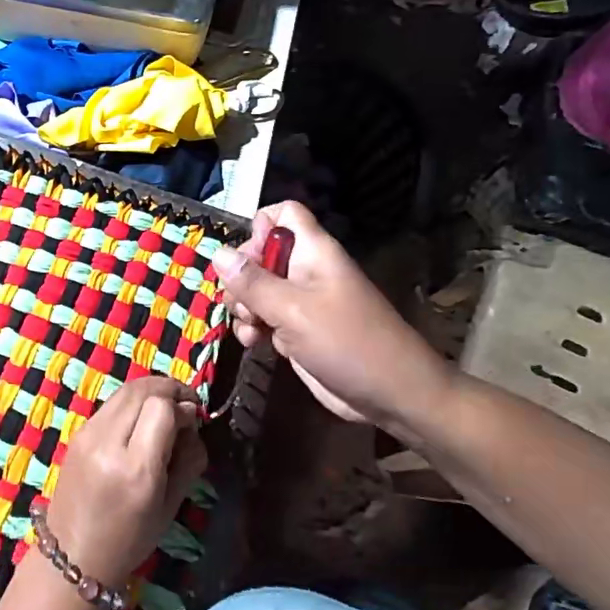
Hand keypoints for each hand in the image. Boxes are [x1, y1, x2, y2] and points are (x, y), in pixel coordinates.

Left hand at [43, 377, 206, 587]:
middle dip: (170, 389)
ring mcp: (87, 434)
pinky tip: (141, 422)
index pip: (162, 408)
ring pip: (124, 391)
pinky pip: (111, 404)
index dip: (184, 407)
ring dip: (151, 392)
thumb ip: (188, 458)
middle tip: (187, 405)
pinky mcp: (77, 433)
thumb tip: (192, 420)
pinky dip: (132, 403)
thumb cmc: (129, 539)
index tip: (194, 422)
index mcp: (135, 468)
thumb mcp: (171, 505)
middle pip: (141, 389)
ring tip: (167, 410)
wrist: (72, 554)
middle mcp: (107, 443)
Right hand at [210, 201, 457, 440]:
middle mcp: (305, 271)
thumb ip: (252, 282)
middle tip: (242, 303)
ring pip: (256, 290)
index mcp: (313, 253)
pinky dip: (254, 328)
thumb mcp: (292, 310)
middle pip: (260, 256)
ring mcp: (301, 302)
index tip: (247, 258)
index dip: (259, 227)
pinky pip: (264, 318)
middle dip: (241, 278)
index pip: (284, 214)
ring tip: (250, 328)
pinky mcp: (297, 330)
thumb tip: (217, 252)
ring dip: (243, 308)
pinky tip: (254, 344)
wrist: (391, 395)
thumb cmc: (347, 343)